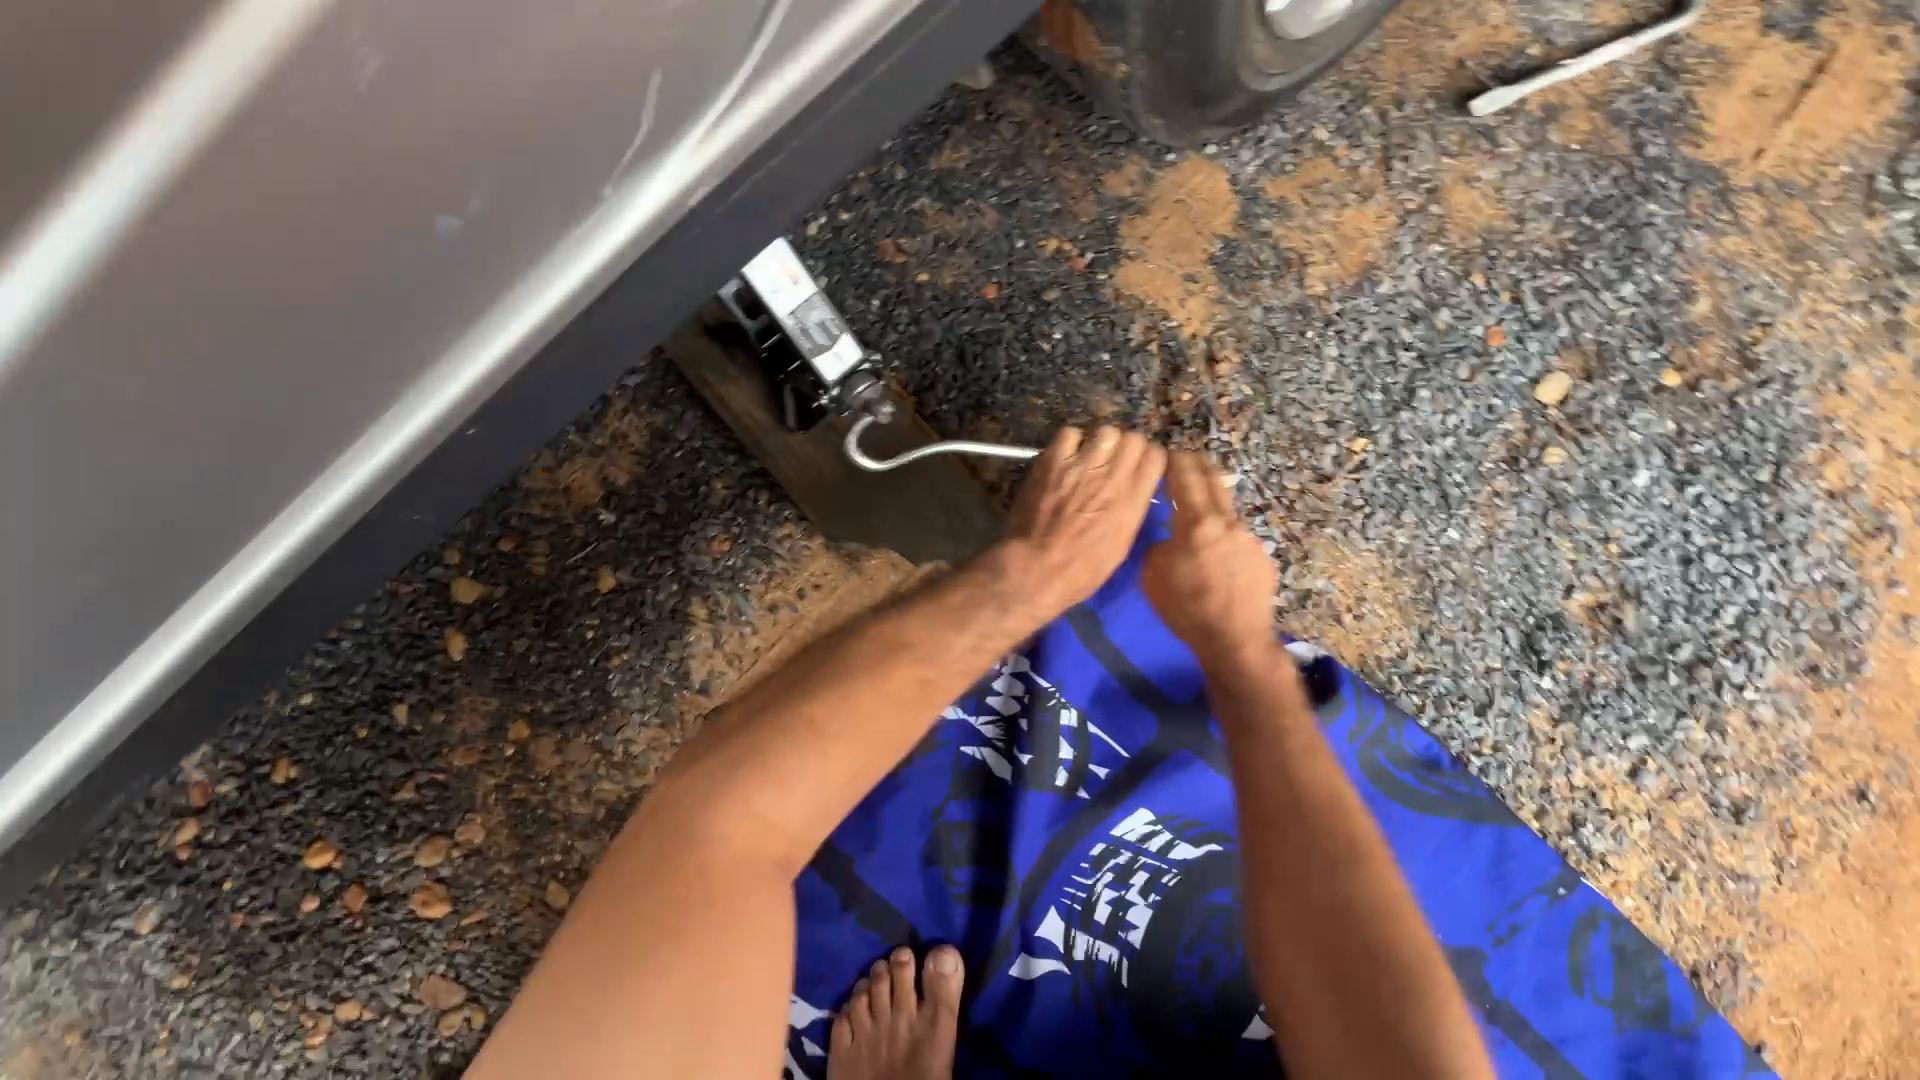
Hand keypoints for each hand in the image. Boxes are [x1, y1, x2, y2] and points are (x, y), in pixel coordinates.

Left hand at [990, 426, 1166, 621]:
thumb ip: (1130, 511)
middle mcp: (1112, 476)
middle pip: (1133, 438)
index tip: (1140, 467)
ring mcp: (1082, 465)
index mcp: (1132, 500)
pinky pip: (1070, 433)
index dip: (1149, 459)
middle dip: (1128, 447)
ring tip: (1090, 457)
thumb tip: (1131, 494)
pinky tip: (1066, 457)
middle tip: (1115, 461)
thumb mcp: (1121, 546)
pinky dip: (1071, 442)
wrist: (1036, 567)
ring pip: (1106, 431)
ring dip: (1101, 442)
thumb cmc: (1081, 570)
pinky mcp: (1052, 461)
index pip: (1156, 456)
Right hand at [1143, 452, 1278, 665]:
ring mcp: (1249, 539)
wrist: (1236, 640)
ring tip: (1198, 511)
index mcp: (1197, 525)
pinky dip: (1224, 537)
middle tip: (1187, 458)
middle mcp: (1227, 523)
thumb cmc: (1187, 609)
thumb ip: (1159, 548)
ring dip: (1212, 504)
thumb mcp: (1152, 577)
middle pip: (1214, 482)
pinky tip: (1217, 557)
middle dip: (1199, 466)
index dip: (1176, 461)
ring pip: (1227, 511)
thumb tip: (1170, 541)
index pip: (1186, 479)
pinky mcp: (1262, 558)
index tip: (1167, 453)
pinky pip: (1237, 538)